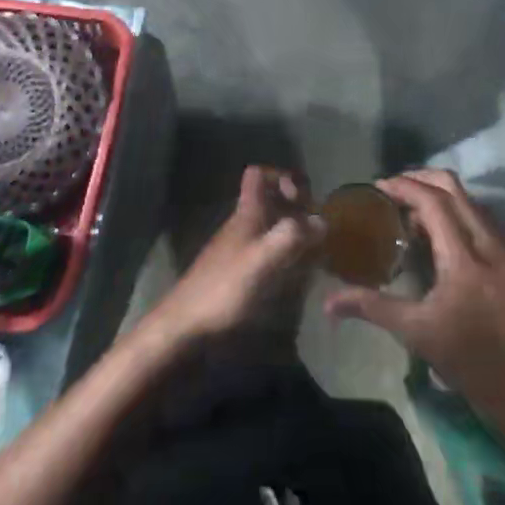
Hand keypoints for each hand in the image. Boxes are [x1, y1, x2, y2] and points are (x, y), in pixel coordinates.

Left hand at [148, 166, 322, 342]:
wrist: (182, 329)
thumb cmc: (224, 289)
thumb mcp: (264, 259)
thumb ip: (293, 236)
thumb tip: (322, 220)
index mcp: (247, 214)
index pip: (259, 175)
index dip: (283, 178)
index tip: (302, 200)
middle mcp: (242, 225)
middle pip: (270, 201)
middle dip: (296, 210)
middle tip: (316, 232)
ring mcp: (237, 249)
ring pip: (270, 227)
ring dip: (292, 235)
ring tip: (313, 256)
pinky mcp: (236, 273)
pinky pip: (266, 252)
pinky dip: (283, 257)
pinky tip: (294, 278)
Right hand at [325, 170, 504, 455]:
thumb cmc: (470, 363)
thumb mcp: (417, 334)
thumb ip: (373, 308)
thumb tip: (328, 302)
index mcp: (465, 260)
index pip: (434, 203)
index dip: (405, 186)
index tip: (378, 186)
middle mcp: (492, 244)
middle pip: (456, 190)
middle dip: (423, 179)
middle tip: (394, 189)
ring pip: (473, 203)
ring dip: (443, 197)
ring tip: (412, 213)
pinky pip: (486, 221)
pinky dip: (461, 215)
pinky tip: (442, 235)